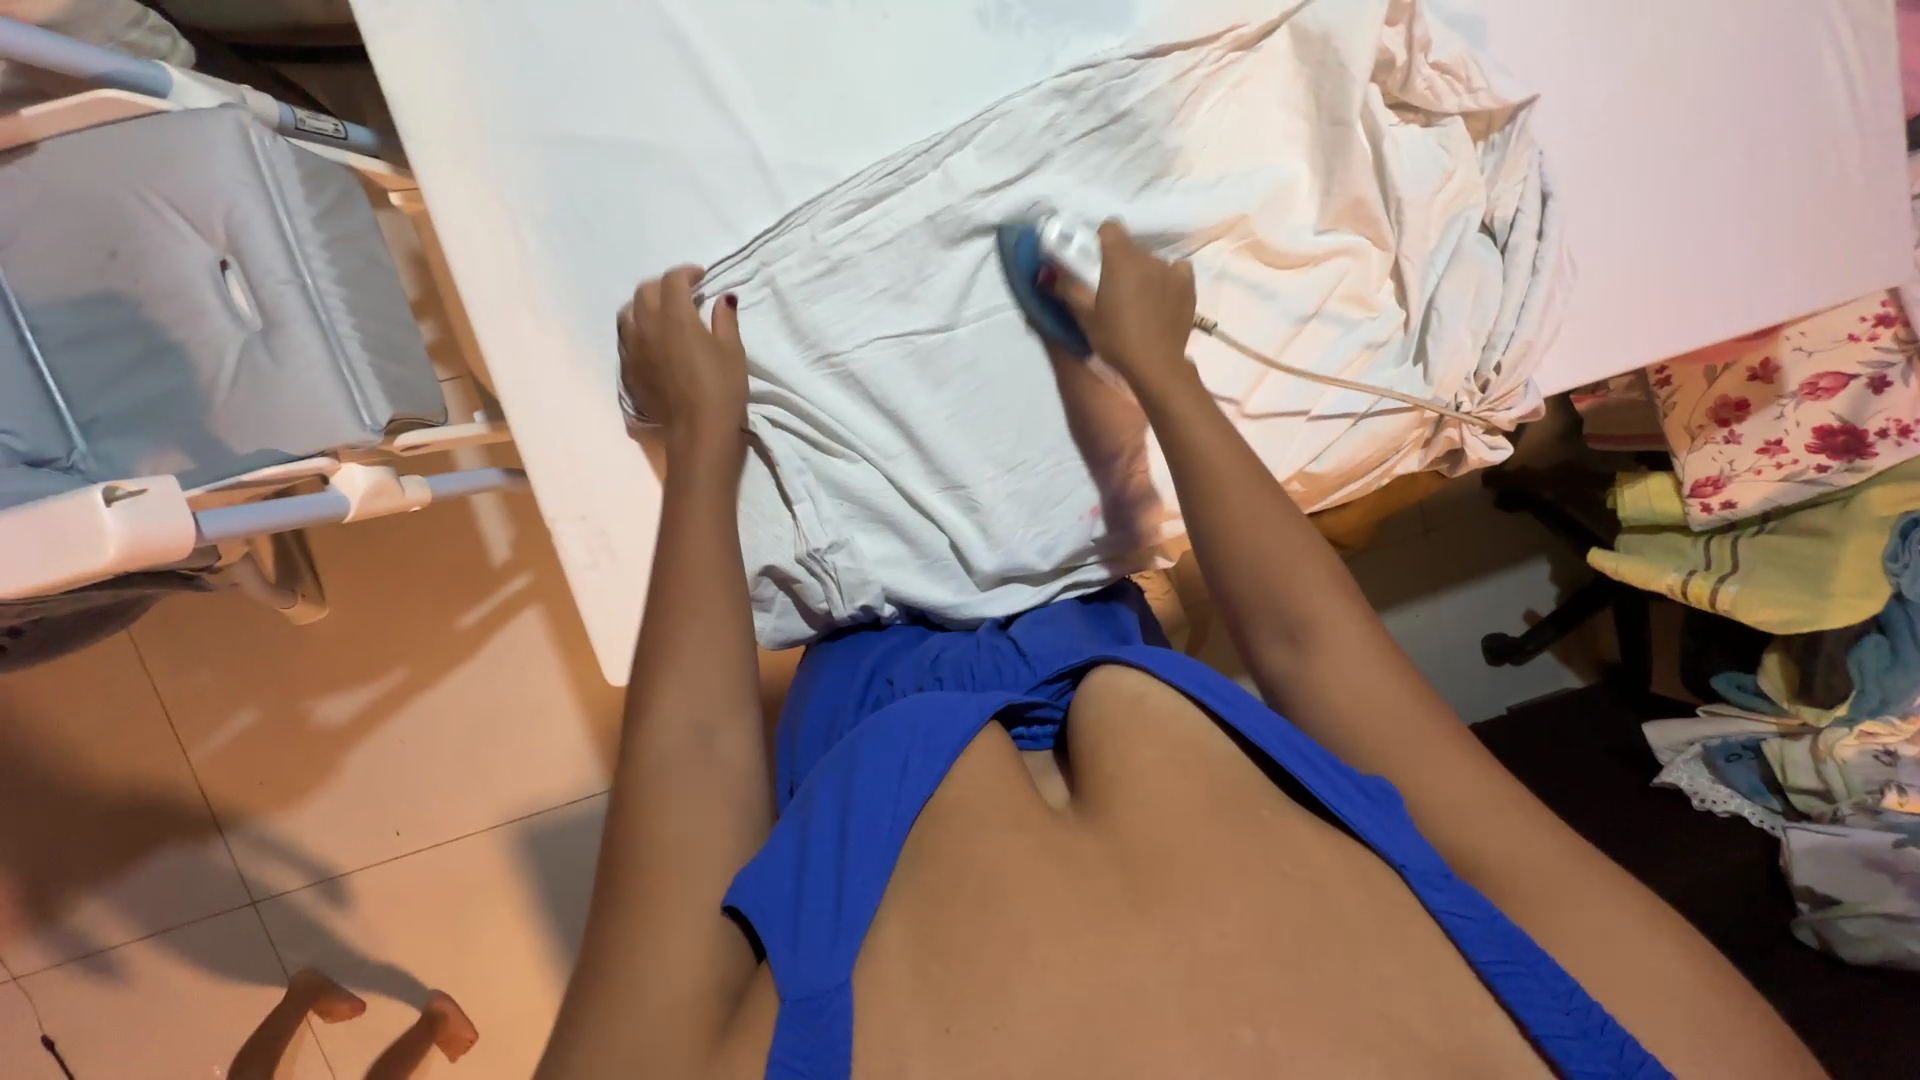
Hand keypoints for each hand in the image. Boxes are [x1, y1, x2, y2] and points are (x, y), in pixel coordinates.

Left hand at [617, 265, 747, 445]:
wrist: (698, 430)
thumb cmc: (721, 387)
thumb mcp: (733, 350)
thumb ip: (725, 320)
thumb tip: (723, 298)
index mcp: (675, 315)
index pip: (673, 279)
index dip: (687, 272)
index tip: (700, 277)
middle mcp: (646, 325)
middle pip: (645, 291)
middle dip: (663, 285)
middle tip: (681, 293)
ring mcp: (631, 348)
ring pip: (627, 312)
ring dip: (643, 305)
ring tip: (659, 313)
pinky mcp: (627, 369)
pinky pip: (624, 339)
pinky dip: (636, 330)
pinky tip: (650, 341)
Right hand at [1049, 222, 1198, 396]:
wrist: (1155, 365)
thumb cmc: (1115, 339)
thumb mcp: (1085, 316)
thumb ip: (1067, 288)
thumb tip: (1046, 273)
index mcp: (1120, 258)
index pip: (1111, 227)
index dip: (1101, 240)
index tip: (1095, 260)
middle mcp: (1148, 256)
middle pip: (1131, 247)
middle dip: (1121, 262)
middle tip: (1113, 289)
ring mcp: (1171, 269)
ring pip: (1152, 261)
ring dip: (1143, 272)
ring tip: (1138, 300)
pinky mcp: (1188, 285)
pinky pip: (1177, 270)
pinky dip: (1168, 278)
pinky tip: (1162, 297)